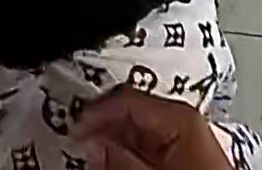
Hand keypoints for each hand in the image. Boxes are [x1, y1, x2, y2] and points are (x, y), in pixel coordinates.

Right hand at [78, 89, 232, 169]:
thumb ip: (124, 160)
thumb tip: (95, 145)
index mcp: (180, 116)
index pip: (128, 99)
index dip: (97, 111)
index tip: (75, 127)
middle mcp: (183, 120)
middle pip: (132, 112)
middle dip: (105, 127)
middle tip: (81, 142)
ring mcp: (185, 139)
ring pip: (138, 130)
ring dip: (114, 141)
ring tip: (94, 156)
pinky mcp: (185, 156)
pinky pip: (149, 146)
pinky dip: (129, 153)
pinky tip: (116, 162)